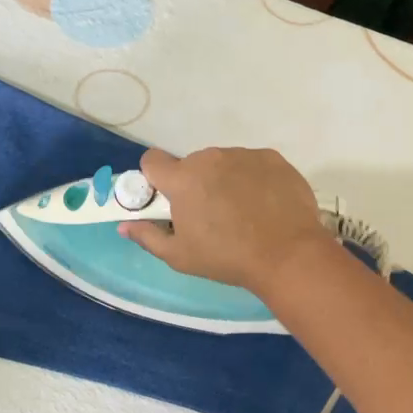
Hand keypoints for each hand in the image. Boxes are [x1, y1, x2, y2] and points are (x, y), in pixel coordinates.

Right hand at [118, 147, 334, 294]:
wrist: (289, 255)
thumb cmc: (227, 258)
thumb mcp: (180, 256)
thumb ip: (147, 236)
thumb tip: (124, 225)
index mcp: (182, 179)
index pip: (152, 160)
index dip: (155, 178)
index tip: (166, 198)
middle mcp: (209, 158)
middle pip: (191, 164)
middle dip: (194, 184)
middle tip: (210, 215)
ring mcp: (243, 155)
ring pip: (222, 163)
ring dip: (224, 180)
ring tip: (242, 212)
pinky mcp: (272, 158)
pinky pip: (252, 163)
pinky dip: (252, 179)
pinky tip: (264, 204)